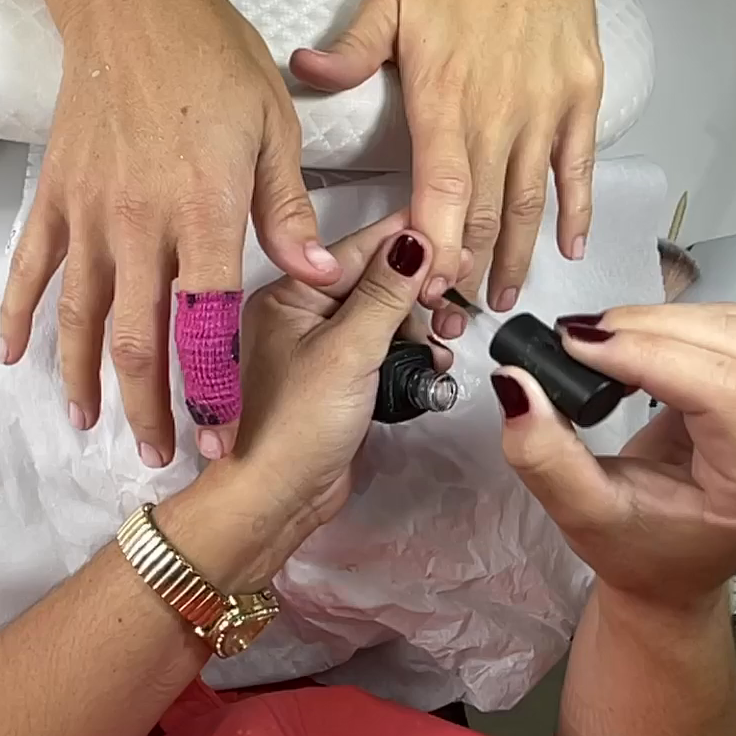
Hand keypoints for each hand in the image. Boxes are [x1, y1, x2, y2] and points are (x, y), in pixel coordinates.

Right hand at [0, 0, 340, 466]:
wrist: (131, 4)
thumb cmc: (212, 57)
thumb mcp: (275, 128)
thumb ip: (288, 211)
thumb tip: (316, 274)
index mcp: (205, 211)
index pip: (211, 323)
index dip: (217, 389)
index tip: (222, 440)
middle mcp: (141, 225)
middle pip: (141, 338)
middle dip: (150, 407)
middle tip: (157, 456)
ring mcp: (88, 215)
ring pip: (80, 317)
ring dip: (84, 379)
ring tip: (88, 426)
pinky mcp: (54, 198)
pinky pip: (30, 267)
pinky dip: (17, 315)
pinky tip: (10, 356)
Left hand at [158, 215, 433, 591]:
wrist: (279, 496)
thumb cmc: (297, 425)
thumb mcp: (346, 352)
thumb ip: (385, 294)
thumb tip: (416, 239)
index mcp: (290, 294)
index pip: (358, 249)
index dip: (408, 244)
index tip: (454, 245)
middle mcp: (303, 313)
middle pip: (375, 278)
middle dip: (420, 285)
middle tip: (456, 294)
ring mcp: (322, 346)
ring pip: (385, 313)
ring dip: (421, 321)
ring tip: (448, 337)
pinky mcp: (342, 376)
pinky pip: (384, 346)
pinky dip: (412, 350)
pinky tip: (432, 363)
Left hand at [290, 0, 611, 328]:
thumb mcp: (392, 1)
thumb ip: (349, 51)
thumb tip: (302, 71)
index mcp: (446, 101)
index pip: (440, 190)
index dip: (434, 245)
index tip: (424, 289)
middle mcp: (499, 116)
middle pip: (482, 210)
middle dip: (467, 268)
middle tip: (452, 313)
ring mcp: (545, 112)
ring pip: (527, 202)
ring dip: (514, 256)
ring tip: (499, 300)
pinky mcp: (580, 103)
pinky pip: (577, 169)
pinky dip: (575, 211)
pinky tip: (569, 249)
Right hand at [493, 304, 735, 611]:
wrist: (670, 571)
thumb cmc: (635, 551)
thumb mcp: (579, 511)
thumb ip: (543, 453)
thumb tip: (516, 383)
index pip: (725, 391)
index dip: (646, 354)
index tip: (574, 343)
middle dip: (647, 328)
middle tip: (575, 339)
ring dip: (659, 322)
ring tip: (598, 343)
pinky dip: (674, 327)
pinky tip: (631, 346)